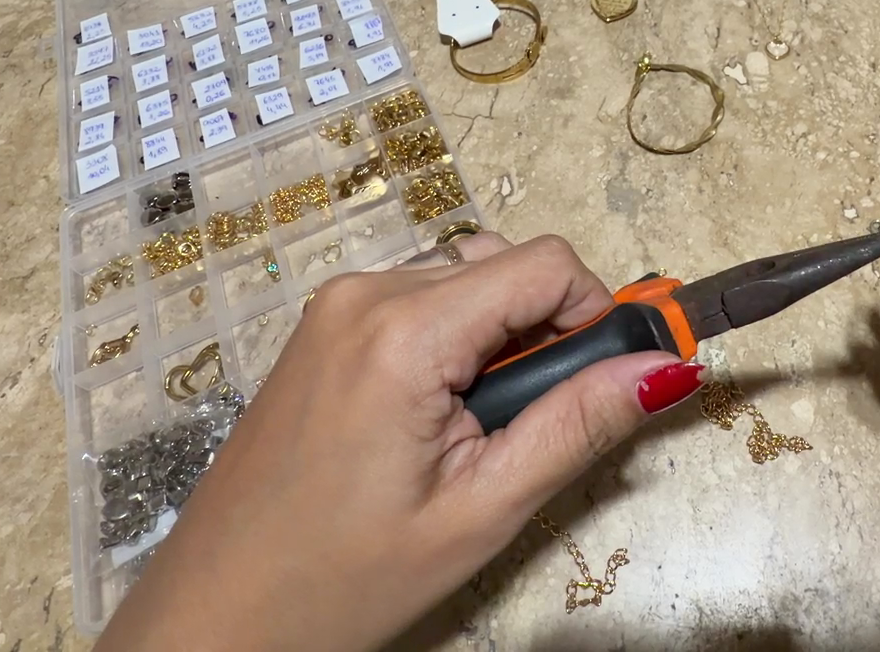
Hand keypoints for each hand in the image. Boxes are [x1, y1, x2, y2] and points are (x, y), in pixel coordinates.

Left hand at [96, 233, 704, 651]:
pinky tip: (435, 404)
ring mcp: (340, 297)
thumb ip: (579, 425)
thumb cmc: (347, 579)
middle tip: (523, 416)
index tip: (589, 378)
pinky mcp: (327, 317)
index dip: (590, 310)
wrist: (212, 618)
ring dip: (499, 329)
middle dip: (541, 328)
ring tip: (476, 417)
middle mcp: (368, 286)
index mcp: (405, 328)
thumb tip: (666, 367)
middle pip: (505, 263)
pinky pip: (424, 290)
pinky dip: (458, 329)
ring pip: (468, 272)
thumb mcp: (481, 510)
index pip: (543, 262)